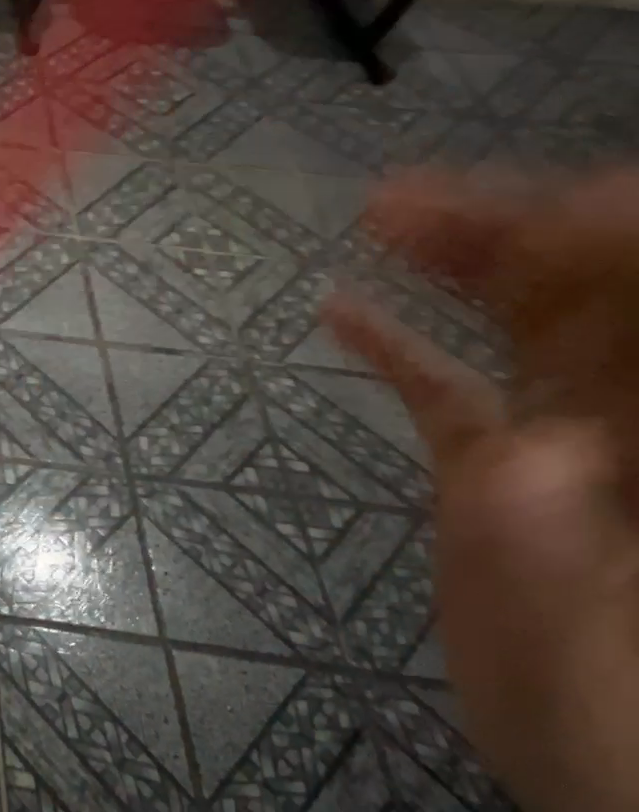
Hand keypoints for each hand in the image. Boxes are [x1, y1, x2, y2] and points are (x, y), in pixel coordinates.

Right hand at [326, 168, 638, 811]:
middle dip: (507, 234)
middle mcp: (627, 427)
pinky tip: (340, 310)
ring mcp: (560, 447)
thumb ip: (549, 554)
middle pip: (589, 301)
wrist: (603, 785)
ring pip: (520, 330)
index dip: (608, 248)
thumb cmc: (614, 737)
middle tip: (399, 197)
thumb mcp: (588, 658)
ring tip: (374, 217)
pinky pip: (445, 389)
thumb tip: (515, 455)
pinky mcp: (493, 474)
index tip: (534, 209)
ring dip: (450, 268)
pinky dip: (393, 347)